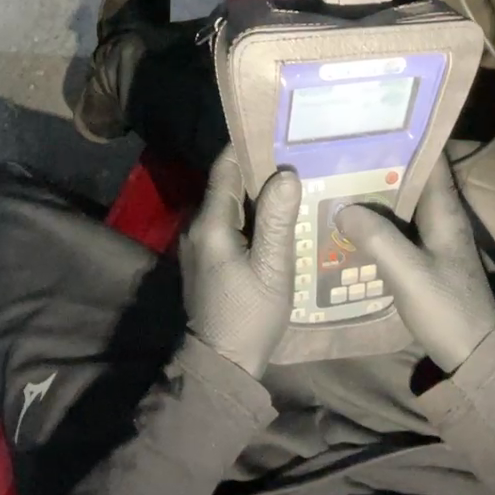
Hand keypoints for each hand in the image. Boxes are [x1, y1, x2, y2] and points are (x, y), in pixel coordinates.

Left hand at [180, 147, 300, 377]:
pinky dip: (252, 214)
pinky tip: (279, 215)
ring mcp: (200, 245)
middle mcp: (198, 227)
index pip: (226, 169)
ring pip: (231, 204)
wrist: (222, 366)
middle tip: (296, 151)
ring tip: (294, 177)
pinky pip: (230, 223)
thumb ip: (278, 221)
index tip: (277, 128)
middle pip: (229, 185)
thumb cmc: (248, 316)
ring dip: (258, 192)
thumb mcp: (271, 269)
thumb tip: (286, 173)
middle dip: (259, 167)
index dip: (248, 146)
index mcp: (211, 224)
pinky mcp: (208, 260)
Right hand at [335, 157, 494, 371]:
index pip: (430, 158)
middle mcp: (439, 217)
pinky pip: (392, 229)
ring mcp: (430, 238)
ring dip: (371, 193)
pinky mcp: (421, 258)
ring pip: (397, 204)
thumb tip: (341, 209)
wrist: (473, 356)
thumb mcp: (408, 272)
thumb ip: (376, 237)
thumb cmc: (447, 308)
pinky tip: (344, 223)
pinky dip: (371, 221)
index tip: (371, 123)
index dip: (405, 137)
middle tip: (336, 151)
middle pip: (407, 178)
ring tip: (332, 180)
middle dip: (376, 164)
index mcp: (444, 210)